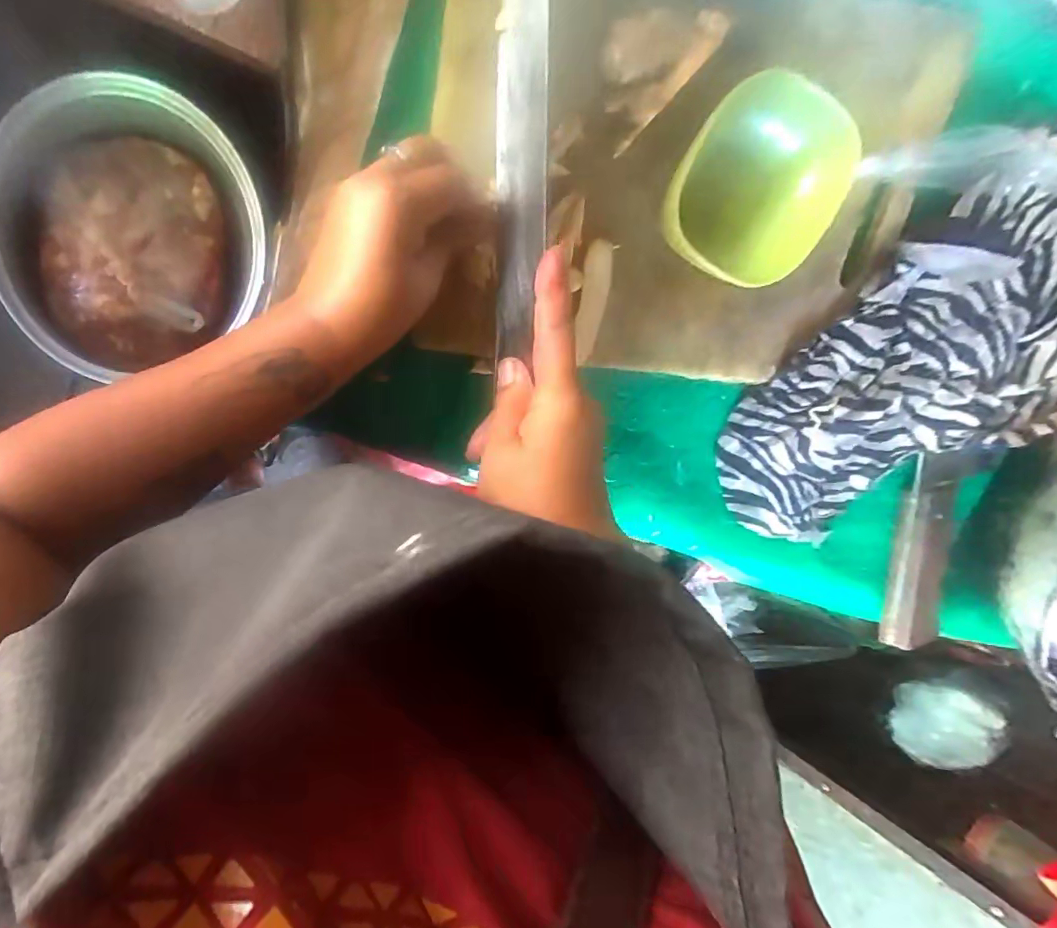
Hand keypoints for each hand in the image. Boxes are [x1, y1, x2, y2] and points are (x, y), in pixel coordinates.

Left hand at [288, 136, 485, 359]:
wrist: (321, 329)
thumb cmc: (379, 312)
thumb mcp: (425, 279)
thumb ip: (451, 240)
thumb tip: (474, 223)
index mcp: (400, 197)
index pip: (452, 180)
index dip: (474, 201)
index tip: (487, 224)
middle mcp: (375, 177)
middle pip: (425, 151)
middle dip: (451, 174)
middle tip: (463, 210)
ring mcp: (354, 185)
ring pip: (401, 160)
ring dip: (425, 179)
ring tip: (438, 218)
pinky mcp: (342, 201)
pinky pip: (381, 178)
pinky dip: (402, 189)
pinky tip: (412, 223)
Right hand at [467, 248, 620, 539]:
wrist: (572, 548)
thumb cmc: (529, 498)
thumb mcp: (502, 450)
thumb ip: (507, 403)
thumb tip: (515, 365)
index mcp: (560, 399)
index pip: (554, 334)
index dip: (552, 292)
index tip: (555, 250)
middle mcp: (578, 406)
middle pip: (536, 381)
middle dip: (502, 403)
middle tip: (475, 445)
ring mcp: (581, 428)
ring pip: (533, 409)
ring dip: (504, 429)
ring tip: (479, 464)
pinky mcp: (577, 448)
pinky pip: (541, 429)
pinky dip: (516, 441)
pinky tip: (495, 469)